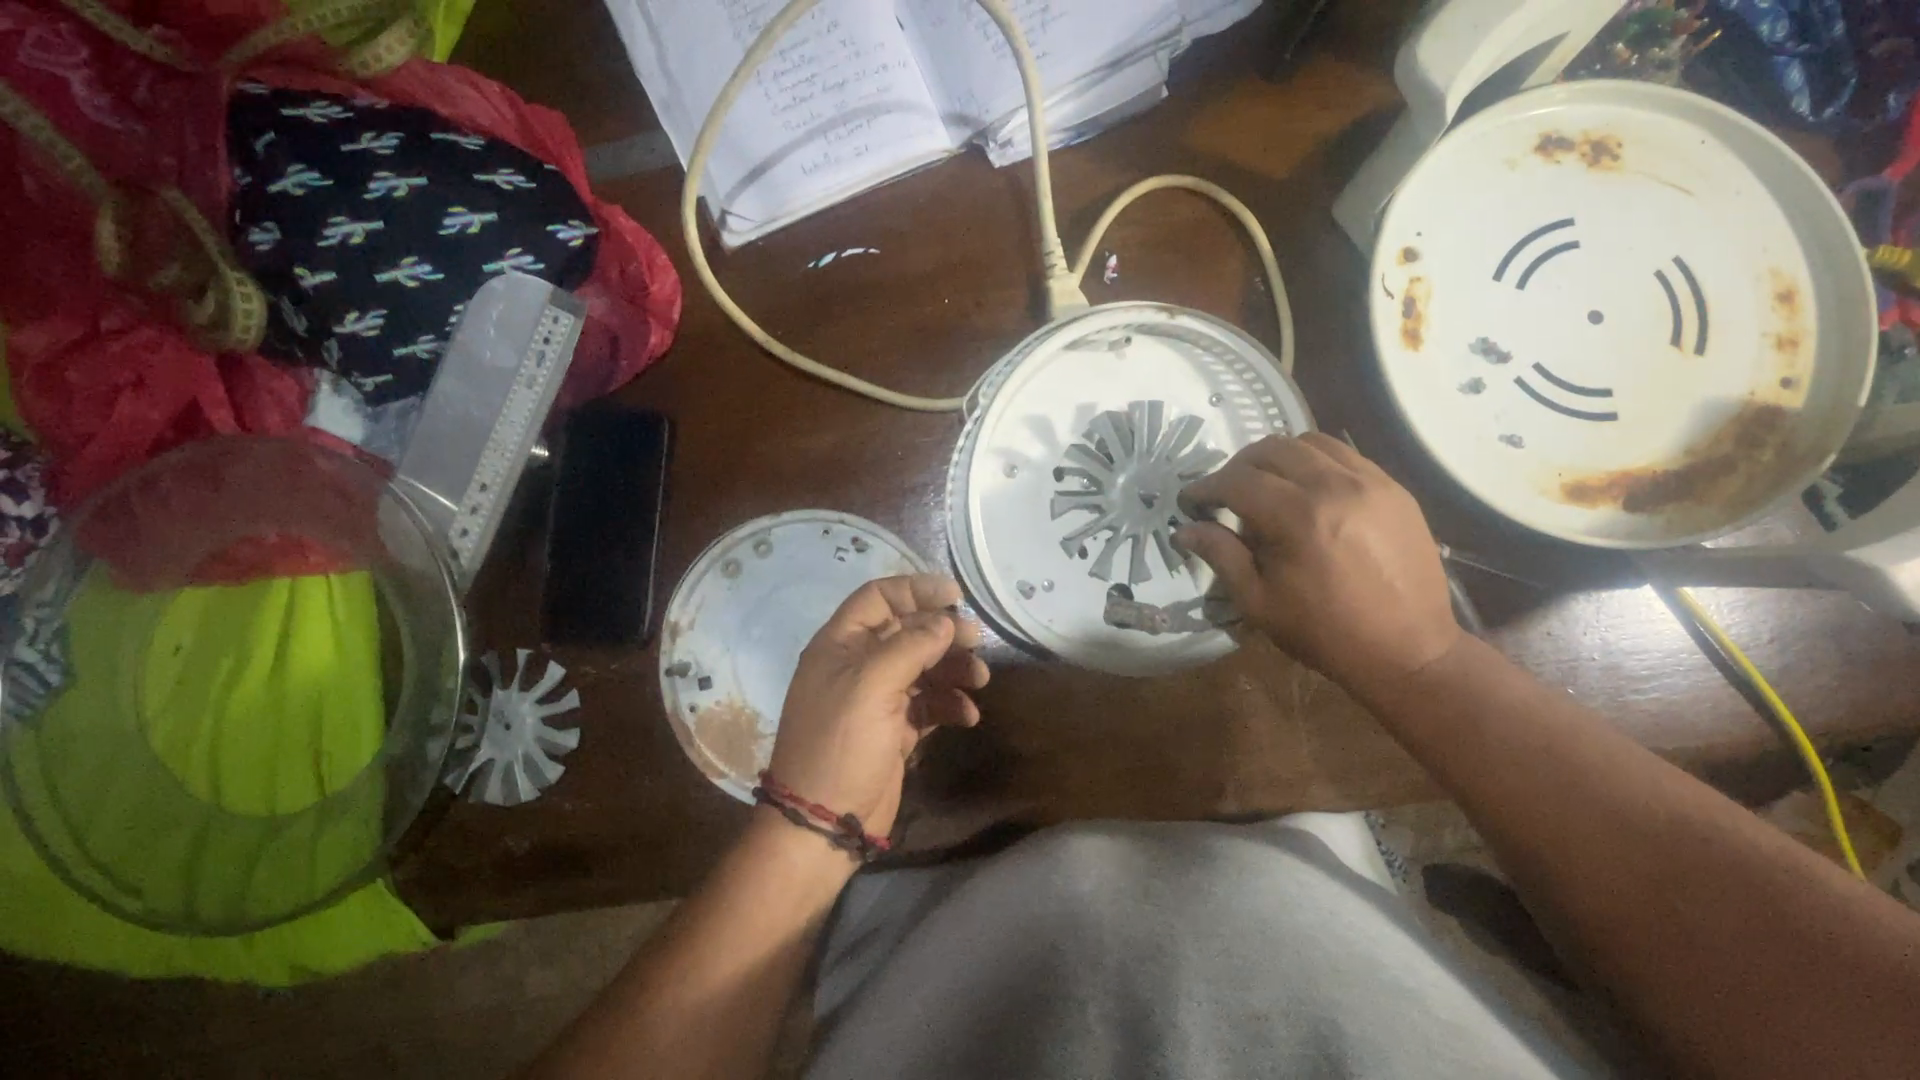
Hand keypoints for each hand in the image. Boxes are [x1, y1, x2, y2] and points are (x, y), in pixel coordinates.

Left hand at [767, 574, 988, 840]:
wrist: (823, 821)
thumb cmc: (841, 744)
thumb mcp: (872, 685)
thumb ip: (911, 646)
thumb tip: (945, 621)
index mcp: (840, 644)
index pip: (879, 598)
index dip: (916, 590)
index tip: (956, 597)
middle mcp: (857, 665)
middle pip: (907, 632)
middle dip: (943, 634)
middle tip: (977, 642)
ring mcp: (876, 700)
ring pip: (922, 669)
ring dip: (953, 670)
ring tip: (980, 681)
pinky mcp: (893, 731)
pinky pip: (928, 705)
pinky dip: (949, 705)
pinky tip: (967, 716)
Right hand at [1175, 433, 1463, 688]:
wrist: (1407, 649)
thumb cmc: (1324, 632)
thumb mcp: (1258, 602)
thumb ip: (1221, 555)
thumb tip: (1183, 529)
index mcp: (1298, 517)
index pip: (1237, 481)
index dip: (1206, 488)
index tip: (1190, 502)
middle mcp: (1334, 486)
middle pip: (1271, 449)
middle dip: (1237, 468)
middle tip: (1225, 495)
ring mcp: (1370, 482)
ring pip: (1310, 442)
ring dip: (1277, 458)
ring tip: (1267, 486)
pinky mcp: (1393, 488)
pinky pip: (1345, 455)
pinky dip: (1315, 462)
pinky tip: (1307, 491)